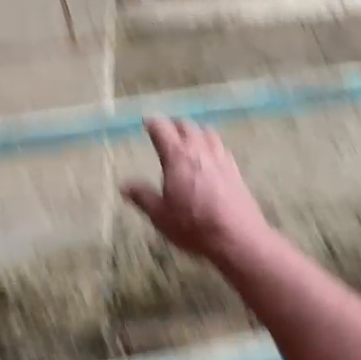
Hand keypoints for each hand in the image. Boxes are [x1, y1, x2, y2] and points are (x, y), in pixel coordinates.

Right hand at [122, 118, 270, 259]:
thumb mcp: (160, 215)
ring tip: (189, 139)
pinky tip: (210, 156)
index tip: (146, 122)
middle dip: (174, 125)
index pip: (162, 129)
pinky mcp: (235, 168)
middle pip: (186, 125)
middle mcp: (199, 150)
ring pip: (206, 132)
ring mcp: (220, 157)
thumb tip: (124, 185)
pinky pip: (221, 146)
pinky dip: (211, 144)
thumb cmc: (193, 225)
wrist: (237, 237)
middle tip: (165, 131)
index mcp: (177, 157)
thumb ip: (142, 197)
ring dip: (195, 131)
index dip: (152, 123)